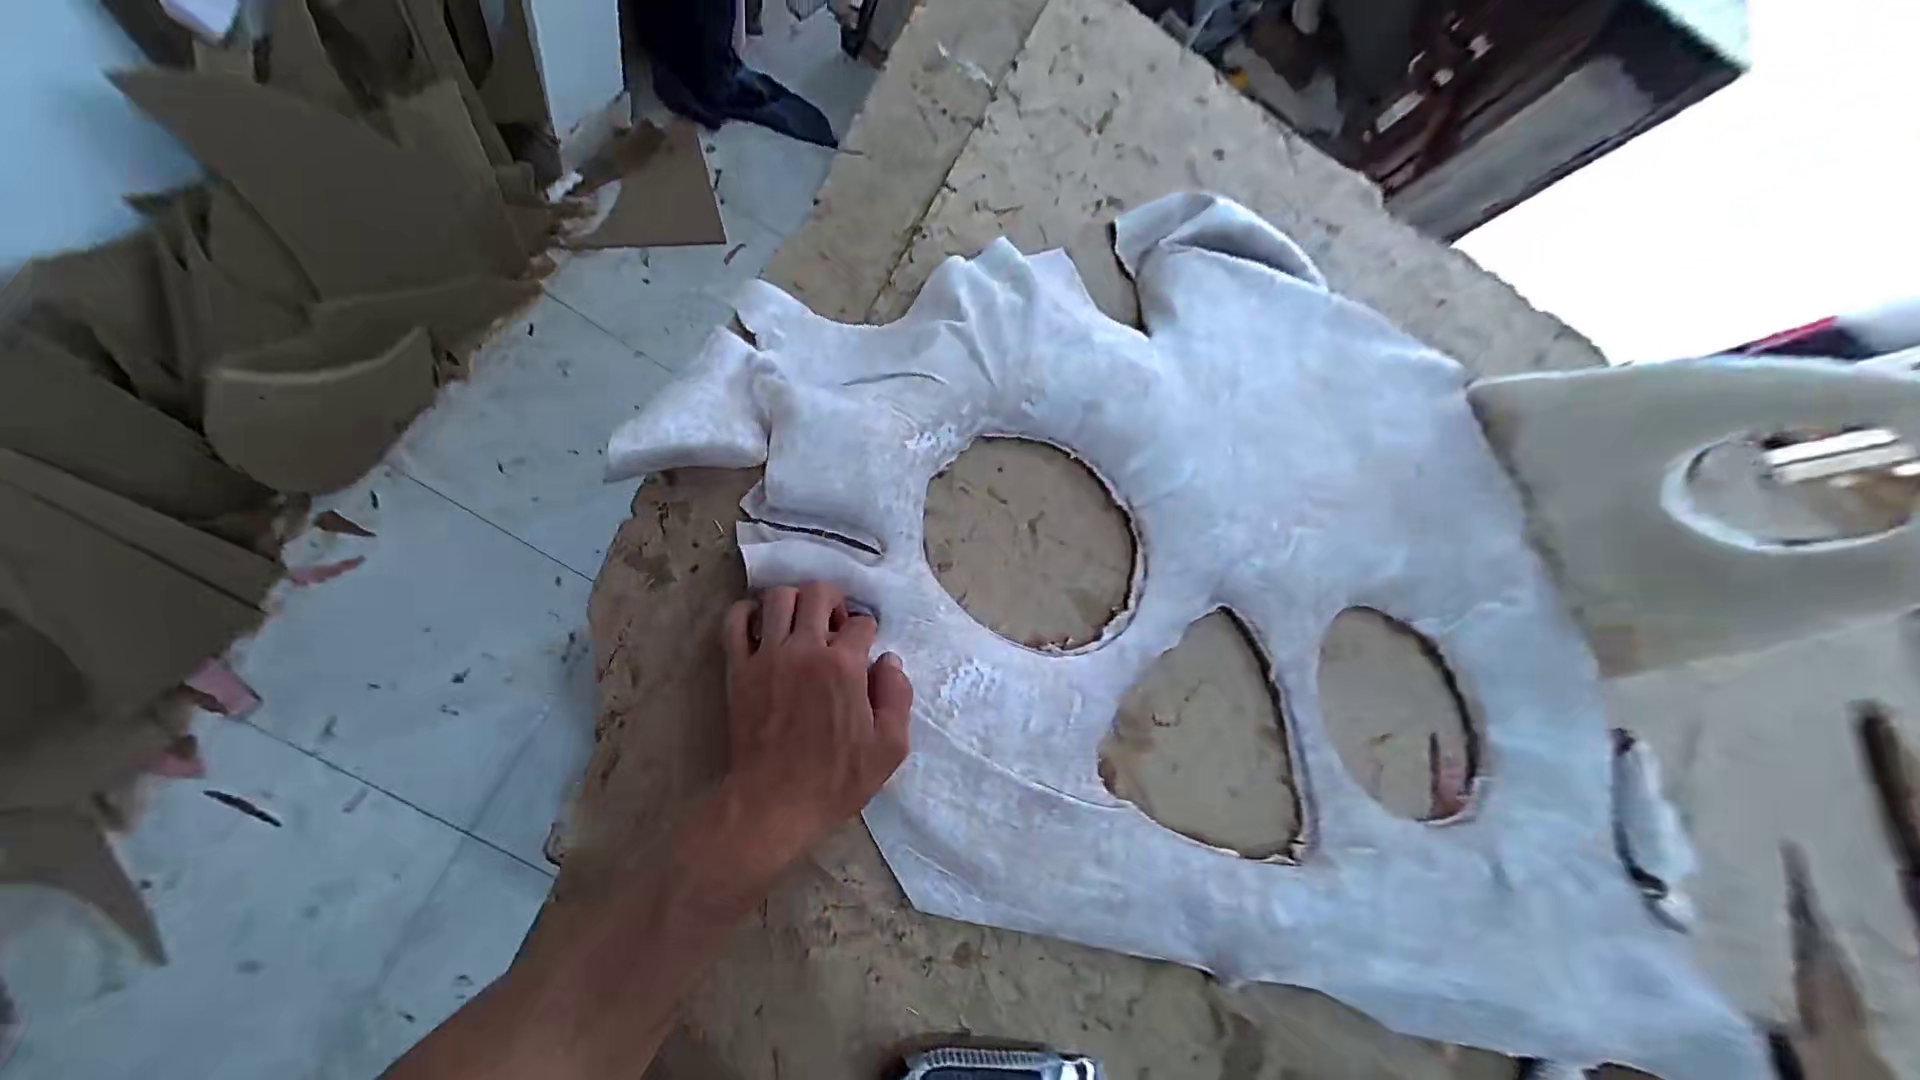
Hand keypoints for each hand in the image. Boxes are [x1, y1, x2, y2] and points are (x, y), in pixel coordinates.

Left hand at [720, 583, 912, 865]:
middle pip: (818, 593)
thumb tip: (889, 661)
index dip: (867, 632)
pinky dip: (746, 613)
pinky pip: (733, 622)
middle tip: (836, 625)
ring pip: (777, 598)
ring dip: (795, 601)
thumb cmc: (836, 777)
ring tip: (802, 624)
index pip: (860, 623)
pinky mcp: (738, 669)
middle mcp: (804, 650)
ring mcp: (766, 657)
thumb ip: (897, 696)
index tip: (865, 648)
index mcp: (843, 665)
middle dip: (834, 600)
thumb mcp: (889, 746)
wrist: (774, 802)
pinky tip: (761, 626)